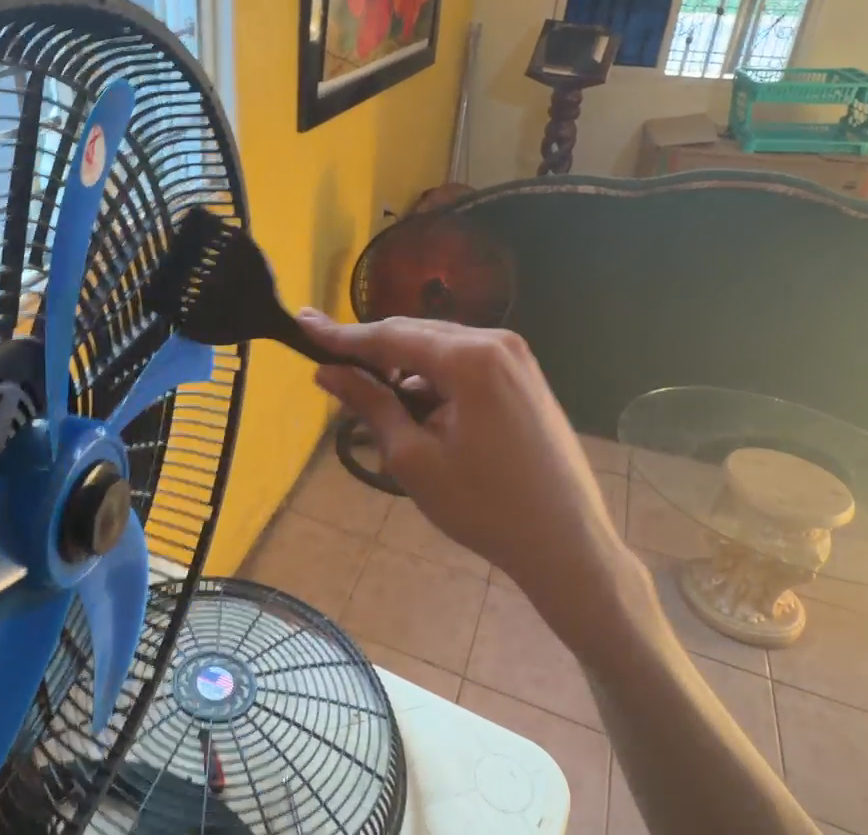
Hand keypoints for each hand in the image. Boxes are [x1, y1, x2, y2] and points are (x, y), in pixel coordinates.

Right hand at [303, 312, 637, 642]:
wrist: (567, 543)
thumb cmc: (484, 506)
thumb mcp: (413, 458)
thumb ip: (369, 404)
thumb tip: (326, 371)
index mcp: (470, 357)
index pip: (389, 336)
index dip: (341, 335)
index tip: (300, 324)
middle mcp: (496, 341)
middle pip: (414, 334)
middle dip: (370, 351)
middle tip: (326, 364)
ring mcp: (515, 357)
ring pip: (438, 348)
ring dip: (401, 368)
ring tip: (370, 398)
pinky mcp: (523, 376)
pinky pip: (463, 363)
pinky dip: (432, 378)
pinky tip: (415, 407)